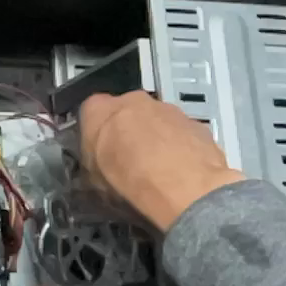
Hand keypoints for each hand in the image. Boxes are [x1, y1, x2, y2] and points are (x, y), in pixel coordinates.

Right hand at [79, 91, 245, 230]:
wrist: (183, 185)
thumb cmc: (132, 178)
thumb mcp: (94, 178)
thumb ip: (93, 161)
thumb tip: (96, 169)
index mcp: (98, 109)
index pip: (89, 112)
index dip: (94, 132)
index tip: (97, 148)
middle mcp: (132, 101)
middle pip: (125, 111)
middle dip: (126, 130)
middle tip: (126, 159)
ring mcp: (167, 109)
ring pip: (156, 119)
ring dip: (154, 138)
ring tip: (155, 169)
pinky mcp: (195, 123)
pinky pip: (181, 131)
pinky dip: (179, 146)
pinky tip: (178, 171)